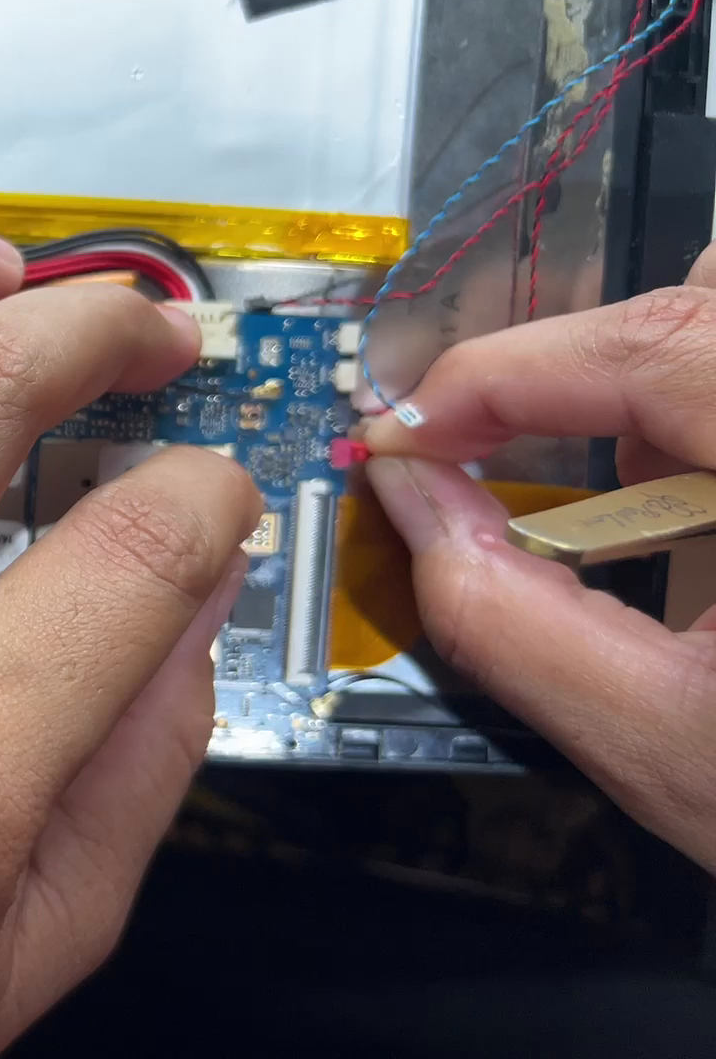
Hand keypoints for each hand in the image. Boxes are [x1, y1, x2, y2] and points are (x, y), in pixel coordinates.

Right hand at [364, 245, 715, 872]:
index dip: (490, 377)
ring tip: (616, 486)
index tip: (403, 439)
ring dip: (642, 379)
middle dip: (580, 358)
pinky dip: (696, 410)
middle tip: (495, 443)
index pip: (659, 348)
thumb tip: (405, 489)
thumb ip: (495, 608)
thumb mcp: (653, 740)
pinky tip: (695, 501)